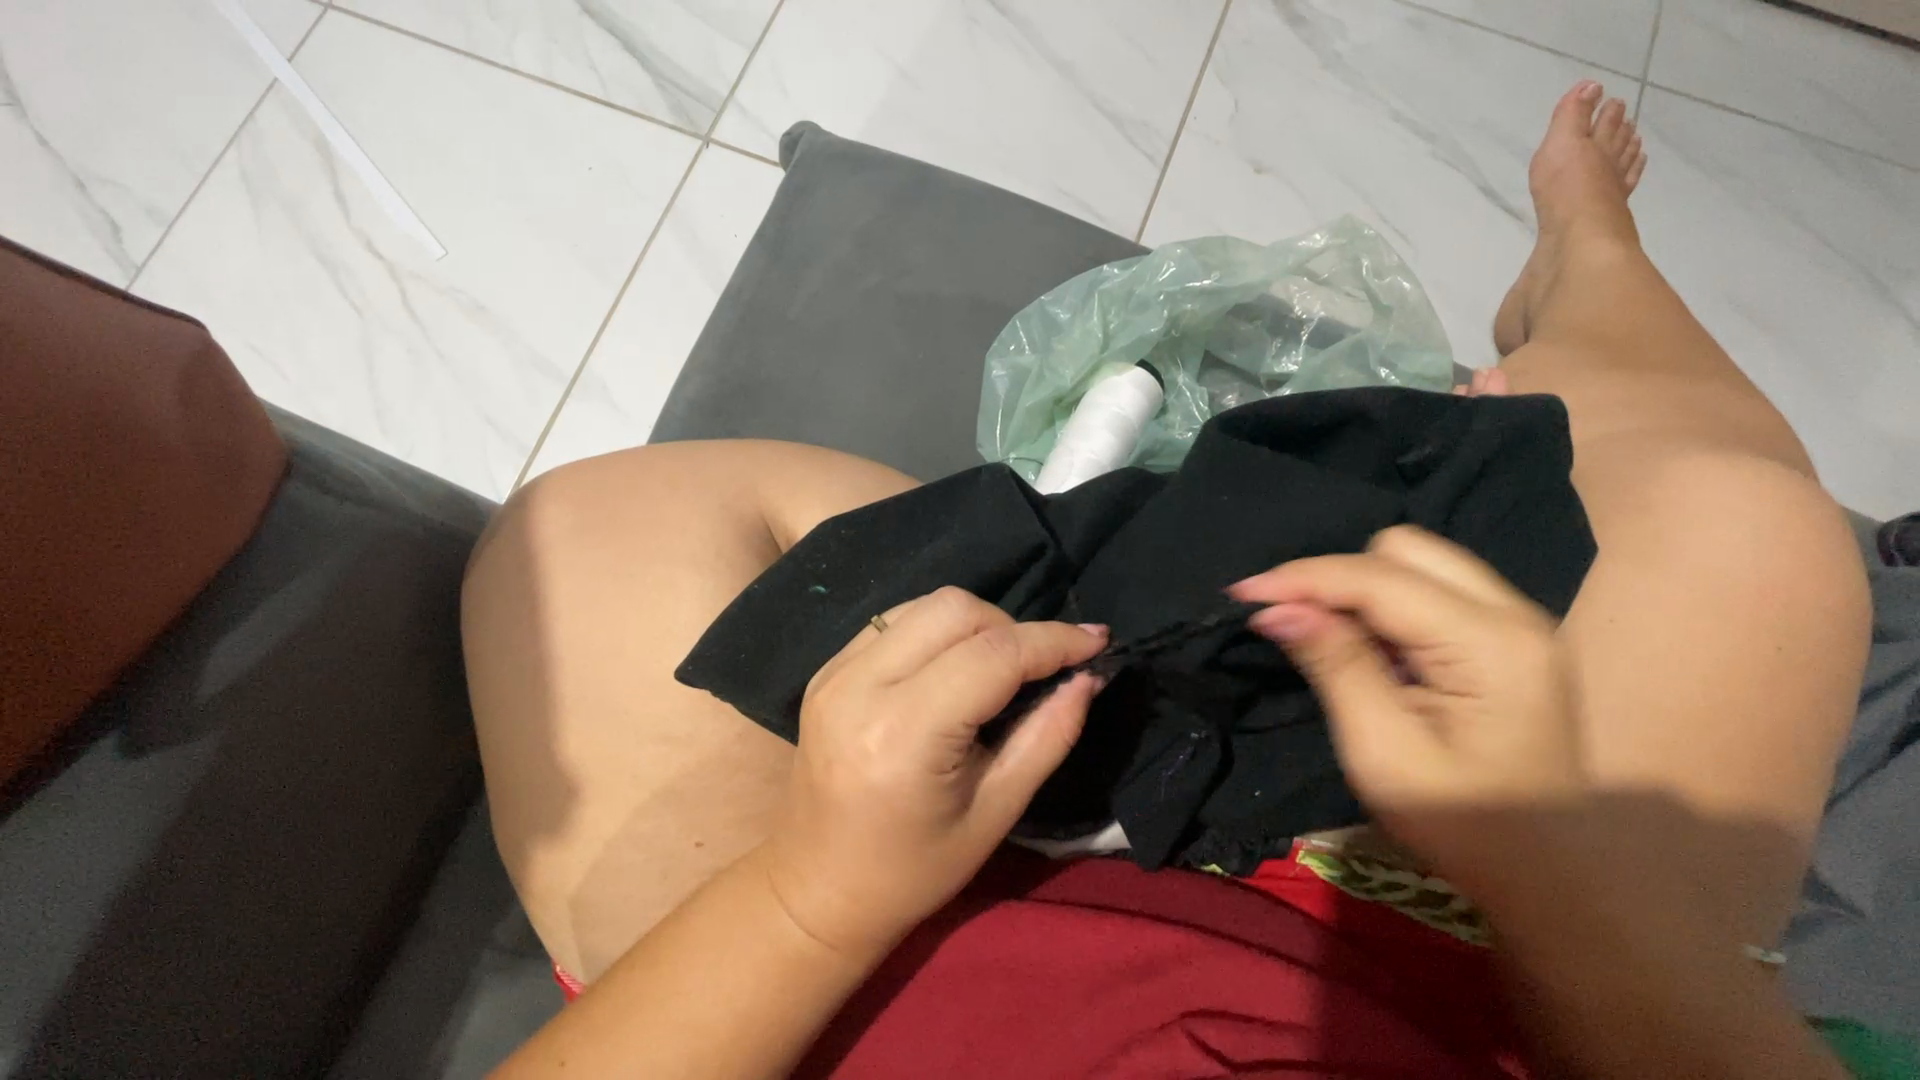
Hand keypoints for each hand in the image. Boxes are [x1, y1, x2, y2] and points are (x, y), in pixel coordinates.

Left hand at [758, 587, 1106, 960]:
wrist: (817, 889)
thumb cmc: (913, 870)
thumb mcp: (995, 814)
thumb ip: (1047, 737)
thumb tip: (1087, 677)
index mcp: (903, 735)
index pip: (992, 655)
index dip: (1052, 641)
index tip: (1096, 641)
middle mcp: (859, 688)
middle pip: (954, 609)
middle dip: (1011, 627)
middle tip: (1038, 669)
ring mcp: (833, 674)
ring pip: (922, 605)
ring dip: (974, 624)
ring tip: (997, 670)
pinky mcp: (824, 671)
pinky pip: (892, 622)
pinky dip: (935, 632)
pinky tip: (950, 671)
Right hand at [1231, 525, 1585, 896]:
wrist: (1551, 873)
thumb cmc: (1462, 823)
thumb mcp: (1382, 750)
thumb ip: (1334, 664)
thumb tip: (1275, 608)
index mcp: (1488, 643)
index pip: (1379, 578)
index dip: (1305, 578)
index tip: (1243, 594)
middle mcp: (1512, 613)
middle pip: (1405, 549)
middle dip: (1338, 575)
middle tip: (1296, 622)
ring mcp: (1516, 622)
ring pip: (1419, 560)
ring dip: (1362, 586)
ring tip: (1330, 636)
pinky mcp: (1507, 637)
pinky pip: (1434, 588)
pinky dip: (1388, 603)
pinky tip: (1371, 646)